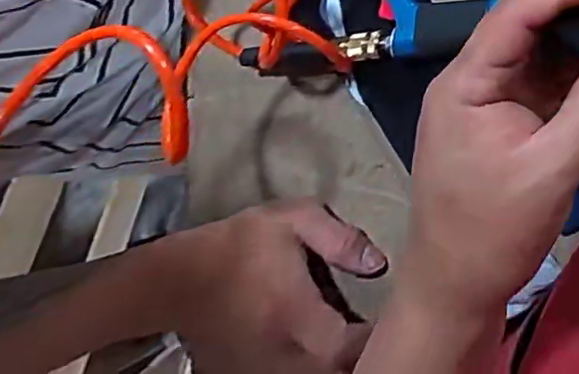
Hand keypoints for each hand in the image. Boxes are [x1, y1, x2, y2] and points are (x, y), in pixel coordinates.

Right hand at [0, 199, 382, 373]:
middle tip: (383, 322)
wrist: (179, 277)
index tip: (398, 313)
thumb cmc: (244, 241)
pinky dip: (316, 363)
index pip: (354, 349)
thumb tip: (379, 261)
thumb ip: (340, 238)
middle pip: (340, 371)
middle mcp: (286, 358)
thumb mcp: (296, 219)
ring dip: (340, 358)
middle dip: (366, 352)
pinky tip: (327, 338)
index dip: (381, 337)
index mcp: (301, 320)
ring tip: (362, 329)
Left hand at [399, 0, 578, 323]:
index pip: (517, 12)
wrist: (455, 292)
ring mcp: (495, 92)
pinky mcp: (512, 111)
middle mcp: (477, 74)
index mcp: (468, 79)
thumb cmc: (490, 236)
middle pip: (530, 21)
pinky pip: (551, 76)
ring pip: (544, 45)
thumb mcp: (548, 176)